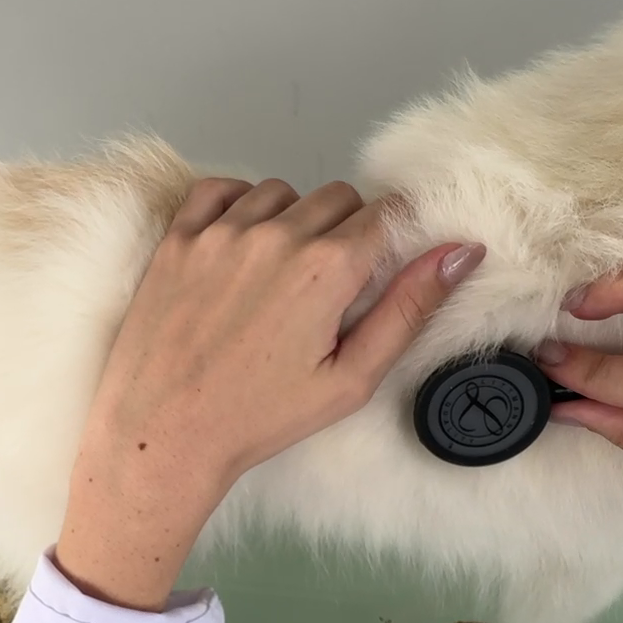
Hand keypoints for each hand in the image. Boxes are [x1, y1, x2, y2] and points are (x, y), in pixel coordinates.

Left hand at [55, 178, 482, 610]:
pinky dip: (237, 203)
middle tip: (328, 283)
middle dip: (345, 230)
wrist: (162, 433)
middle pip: (336, 198)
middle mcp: (273, 236)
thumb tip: (460, 252)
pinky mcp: (177, 240)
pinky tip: (240, 240)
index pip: (384, 213)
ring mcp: (219, 233)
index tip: (378, 262)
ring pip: (279, 191)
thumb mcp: (349, 379)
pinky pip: (218, 190)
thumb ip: (408, 309)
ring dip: (291, 218)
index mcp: (326, 269)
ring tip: (279, 271)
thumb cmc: (255, 418)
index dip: (390, 235)